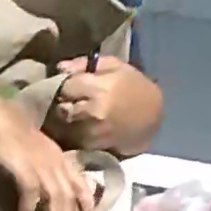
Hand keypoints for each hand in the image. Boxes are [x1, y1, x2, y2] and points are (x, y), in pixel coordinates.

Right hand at [0, 87, 93, 210]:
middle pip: (69, 195)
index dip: (85, 201)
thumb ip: (26, 187)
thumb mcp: (22, 162)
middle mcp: (54, 161)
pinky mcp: (24, 167)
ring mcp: (41, 163)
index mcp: (57, 157)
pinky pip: (32, 192)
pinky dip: (28, 208)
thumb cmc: (3, 138)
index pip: (79, 181)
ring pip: (56, 197)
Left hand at [49, 57, 163, 155]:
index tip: (67, 86)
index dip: (63, 85)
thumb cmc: (134, 89)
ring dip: (62, 117)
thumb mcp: (117, 67)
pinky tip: (78, 125)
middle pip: (59, 106)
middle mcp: (91, 111)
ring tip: (74, 111)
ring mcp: (88, 131)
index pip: (65, 86)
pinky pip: (67, 136)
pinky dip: (67, 130)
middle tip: (68, 100)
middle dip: (61, 102)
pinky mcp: (87, 146)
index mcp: (99, 88)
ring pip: (60, 123)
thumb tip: (59, 67)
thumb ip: (86, 65)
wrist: (150, 121)